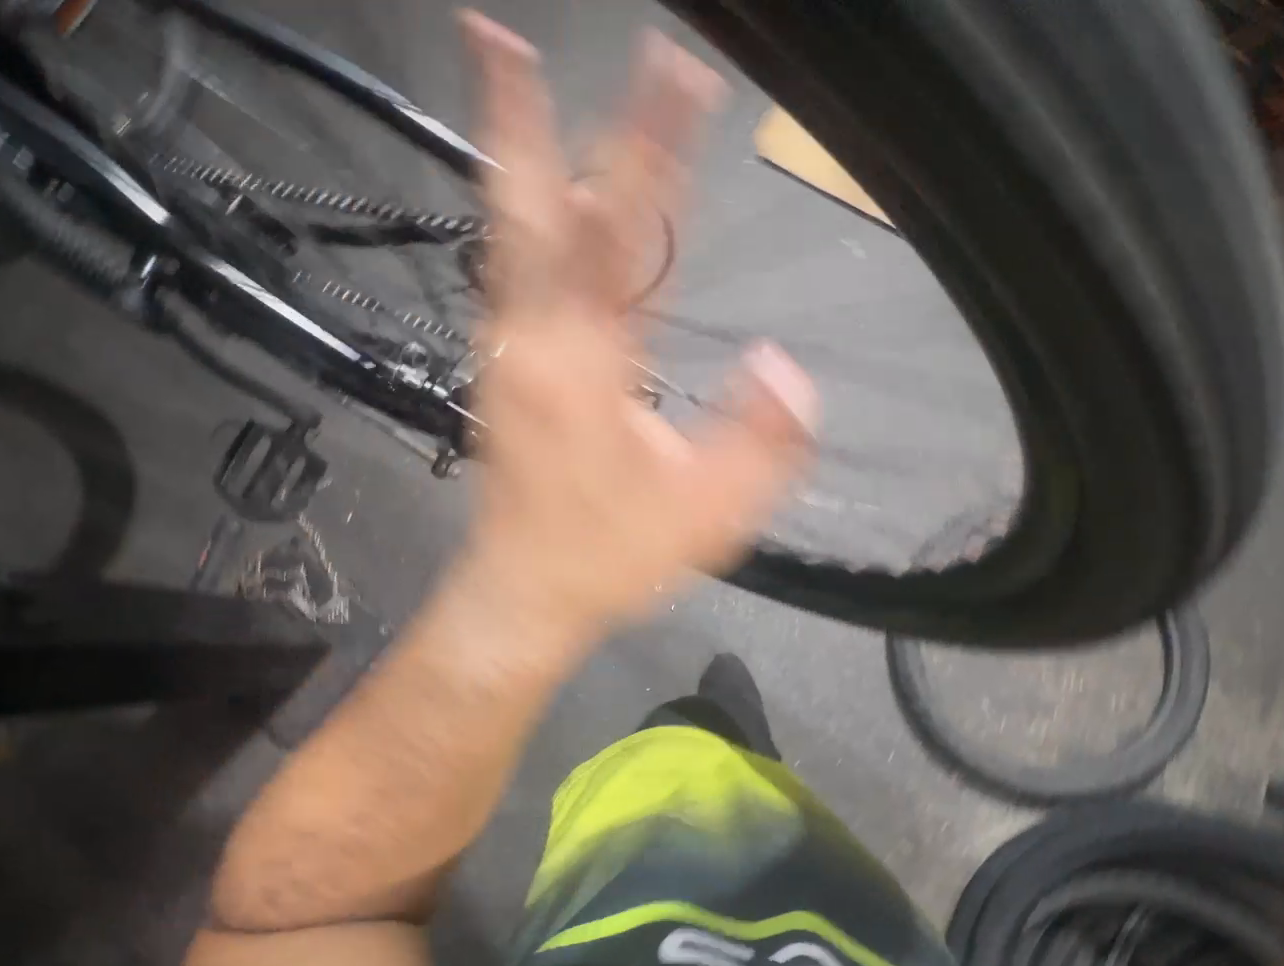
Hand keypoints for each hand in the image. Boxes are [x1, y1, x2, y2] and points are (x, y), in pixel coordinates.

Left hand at [453, 14, 816, 632]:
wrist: (523, 592)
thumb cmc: (611, 556)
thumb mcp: (709, 516)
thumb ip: (761, 443)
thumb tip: (788, 366)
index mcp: (589, 365)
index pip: (626, 234)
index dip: (652, 148)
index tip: (678, 69)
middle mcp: (533, 340)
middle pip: (525, 210)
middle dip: (516, 118)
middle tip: (495, 35)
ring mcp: (504, 349)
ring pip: (505, 232)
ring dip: (510, 154)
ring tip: (508, 80)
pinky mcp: (498, 366)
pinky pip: (507, 269)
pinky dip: (516, 214)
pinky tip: (533, 188)